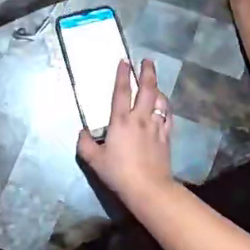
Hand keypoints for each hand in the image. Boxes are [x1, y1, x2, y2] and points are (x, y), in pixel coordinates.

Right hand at [77, 59, 176, 198]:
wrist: (148, 188)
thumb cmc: (119, 173)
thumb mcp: (94, 160)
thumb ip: (85, 144)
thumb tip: (82, 132)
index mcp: (121, 121)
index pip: (121, 92)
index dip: (122, 75)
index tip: (125, 61)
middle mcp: (140, 118)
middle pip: (147, 89)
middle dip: (147, 72)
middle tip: (147, 61)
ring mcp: (156, 127)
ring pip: (160, 101)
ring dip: (158, 88)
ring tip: (155, 83)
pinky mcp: (166, 137)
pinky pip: (168, 116)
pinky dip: (166, 107)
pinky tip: (164, 106)